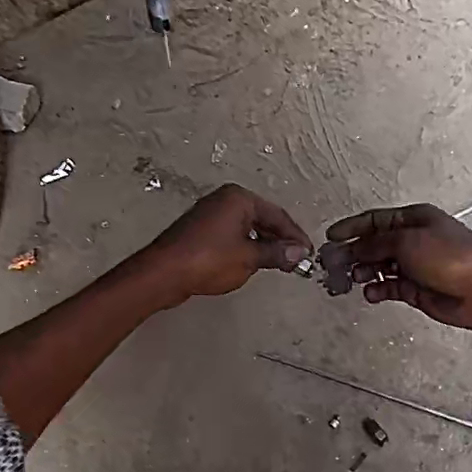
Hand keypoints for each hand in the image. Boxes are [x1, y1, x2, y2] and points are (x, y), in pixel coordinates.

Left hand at [138, 184, 313, 302]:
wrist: (164, 273)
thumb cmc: (206, 260)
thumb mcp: (249, 258)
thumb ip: (276, 253)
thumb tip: (297, 253)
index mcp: (239, 198)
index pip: (278, 215)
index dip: (295, 236)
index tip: (307, 253)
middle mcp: (224, 200)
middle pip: (262, 219)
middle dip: (279, 240)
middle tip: (295, 260)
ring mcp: (210, 214)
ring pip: (247, 227)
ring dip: (263, 244)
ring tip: (277, 263)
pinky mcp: (200, 230)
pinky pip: (232, 235)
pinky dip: (246, 247)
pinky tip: (251, 262)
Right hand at [323, 204, 471, 329]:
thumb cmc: (456, 258)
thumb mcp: (407, 242)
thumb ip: (375, 244)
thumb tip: (354, 248)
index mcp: (413, 219)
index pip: (373, 220)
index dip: (350, 228)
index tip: (331, 237)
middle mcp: (413, 240)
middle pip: (372, 244)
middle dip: (352, 253)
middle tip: (333, 263)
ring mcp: (414, 265)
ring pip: (377, 267)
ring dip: (362, 272)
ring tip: (349, 279)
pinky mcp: (415, 288)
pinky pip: (387, 287)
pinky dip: (376, 290)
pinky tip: (370, 293)